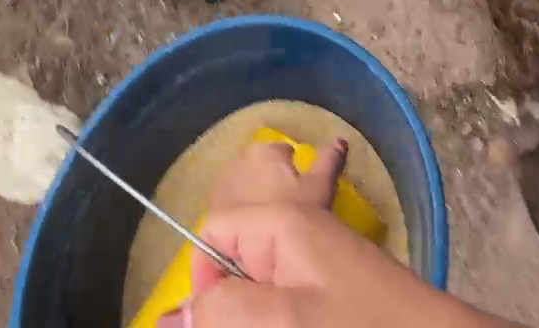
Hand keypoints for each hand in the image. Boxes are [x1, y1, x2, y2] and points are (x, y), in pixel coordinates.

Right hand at [163, 203, 509, 327]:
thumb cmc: (361, 327)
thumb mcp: (284, 320)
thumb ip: (224, 309)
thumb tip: (177, 315)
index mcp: (281, 221)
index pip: (213, 234)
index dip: (202, 282)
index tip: (214, 324)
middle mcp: (297, 230)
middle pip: (237, 259)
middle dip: (228, 301)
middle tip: (256, 318)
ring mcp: (320, 258)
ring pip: (263, 285)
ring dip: (255, 311)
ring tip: (283, 317)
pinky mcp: (337, 287)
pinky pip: (288, 296)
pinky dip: (279, 311)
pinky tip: (286, 317)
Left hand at [206, 137, 347, 214]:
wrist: (258, 242)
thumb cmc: (295, 209)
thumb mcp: (319, 186)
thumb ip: (329, 159)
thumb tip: (341, 140)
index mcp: (265, 151)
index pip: (281, 152)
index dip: (290, 166)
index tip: (297, 183)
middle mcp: (240, 159)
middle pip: (259, 165)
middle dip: (268, 178)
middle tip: (281, 201)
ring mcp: (224, 182)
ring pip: (243, 183)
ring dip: (252, 193)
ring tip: (266, 216)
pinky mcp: (213, 205)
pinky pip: (230, 202)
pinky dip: (240, 209)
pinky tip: (251, 226)